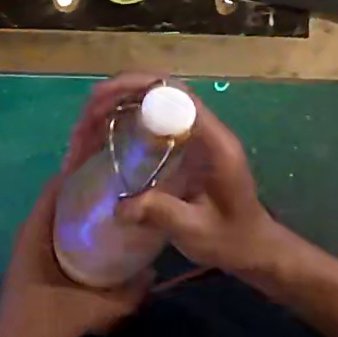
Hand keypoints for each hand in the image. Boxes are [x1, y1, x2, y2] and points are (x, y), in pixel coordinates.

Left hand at [0, 179, 150, 336]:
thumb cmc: (43, 323)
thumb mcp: (89, 310)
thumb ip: (125, 295)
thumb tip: (155, 273)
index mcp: (35, 232)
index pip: (56, 185)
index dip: (80, 168)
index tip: (110, 161)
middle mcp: (31, 231)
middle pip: (61, 194)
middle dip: (90, 183)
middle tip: (123, 178)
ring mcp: (33, 244)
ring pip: (61, 211)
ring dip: (85, 203)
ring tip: (119, 196)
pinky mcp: (38, 257)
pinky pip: (61, 227)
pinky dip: (80, 222)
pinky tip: (105, 228)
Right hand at [104, 82, 288, 275]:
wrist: (252, 247)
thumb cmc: (231, 238)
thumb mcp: (196, 231)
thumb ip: (163, 213)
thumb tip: (119, 207)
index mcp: (214, 142)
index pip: (178, 96)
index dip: (140, 89)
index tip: (103, 103)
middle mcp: (205, 129)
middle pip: (162, 91)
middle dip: (120, 95)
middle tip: (85, 116)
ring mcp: (195, 135)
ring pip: (155, 102)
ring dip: (119, 106)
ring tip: (85, 128)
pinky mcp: (185, 145)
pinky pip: (154, 120)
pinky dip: (125, 122)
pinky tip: (101, 139)